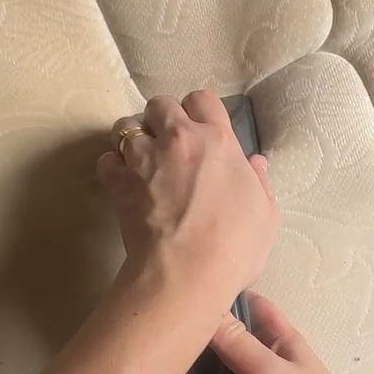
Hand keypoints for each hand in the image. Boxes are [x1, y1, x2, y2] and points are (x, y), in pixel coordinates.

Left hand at [97, 91, 278, 309]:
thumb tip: (255, 163)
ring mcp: (144, 159)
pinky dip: (113, 166)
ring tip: (141, 157)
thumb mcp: (266, 215)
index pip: (203, 99)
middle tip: (168, 141)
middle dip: (162, 117)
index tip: (200, 127)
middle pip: (160, 104)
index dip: (200, 110)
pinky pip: (107, 159)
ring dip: (133, 137)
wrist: (187, 274)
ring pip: (126, 125)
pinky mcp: (118, 182)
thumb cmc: (235, 247)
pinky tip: (124, 180)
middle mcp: (179, 139)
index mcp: (218, 141)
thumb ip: (259, 183)